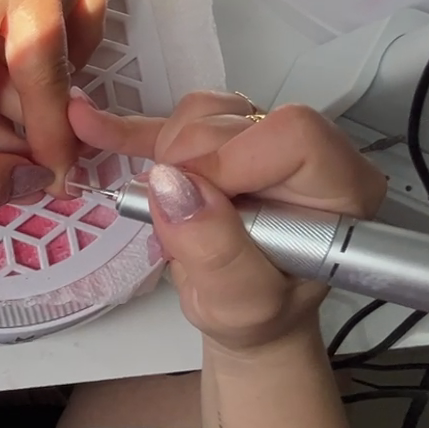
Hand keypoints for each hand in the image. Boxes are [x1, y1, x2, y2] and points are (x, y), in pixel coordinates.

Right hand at [70, 91, 387, 354]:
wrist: (243, 312)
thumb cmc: (255, 314)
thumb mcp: (240, 301)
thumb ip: (214, 248)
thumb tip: (170, 185)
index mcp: (337, 187)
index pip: (289, 136)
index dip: (228, 164)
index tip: (193, 207)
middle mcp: (309, 152)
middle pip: (236, 119)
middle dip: (188, 166)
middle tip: (178, 216)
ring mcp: (260, 142)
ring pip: (202, 113)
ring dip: (165, 155)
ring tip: (164, 202)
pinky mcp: (217, 143)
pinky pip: (170, 119)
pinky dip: (126, 128)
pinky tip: (90, 124)